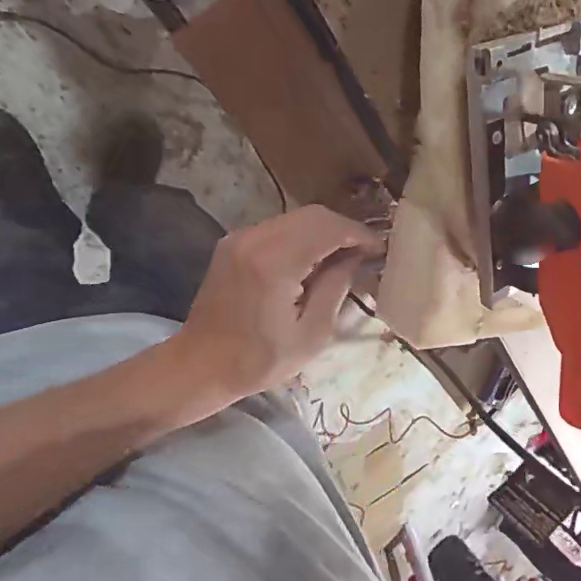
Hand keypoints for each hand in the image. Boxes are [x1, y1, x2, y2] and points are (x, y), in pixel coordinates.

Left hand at [171, 205, 384, 405]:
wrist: (200, 365)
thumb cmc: (259, 360)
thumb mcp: (312, 334)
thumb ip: (336, 287)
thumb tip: (356, 258)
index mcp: (274, 262)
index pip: (328, 228)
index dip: (359, 235)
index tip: (380, 250)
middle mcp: (254, 239)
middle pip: (313, 215)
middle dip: (344, 230)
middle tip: (366, 254)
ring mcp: (240, 238)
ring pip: (296, 219)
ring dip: (324, 233)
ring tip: (344, 259)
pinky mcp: (233, 244)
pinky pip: (278, 229)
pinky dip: (303, 238)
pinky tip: (313, 262)